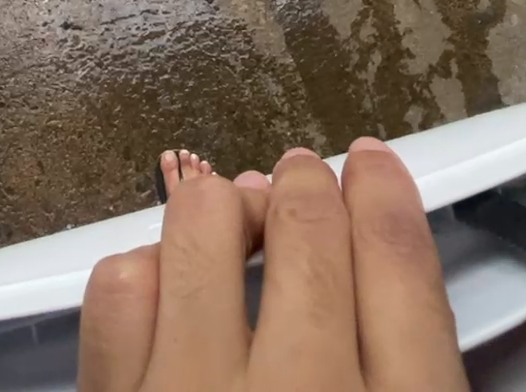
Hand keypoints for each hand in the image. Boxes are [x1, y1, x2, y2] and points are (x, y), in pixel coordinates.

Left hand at [77, 137, 470, 391]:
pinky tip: (166, 281)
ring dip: (224, 207)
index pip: (405, 274)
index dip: (388, 199)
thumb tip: (369, 257)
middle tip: (298, 172)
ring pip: (204, 228)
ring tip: (234, 214)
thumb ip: (406, 365)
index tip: (372, 160)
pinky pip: (119, 290)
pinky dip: (146, 268)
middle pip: (306, 234)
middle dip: (303, 185)